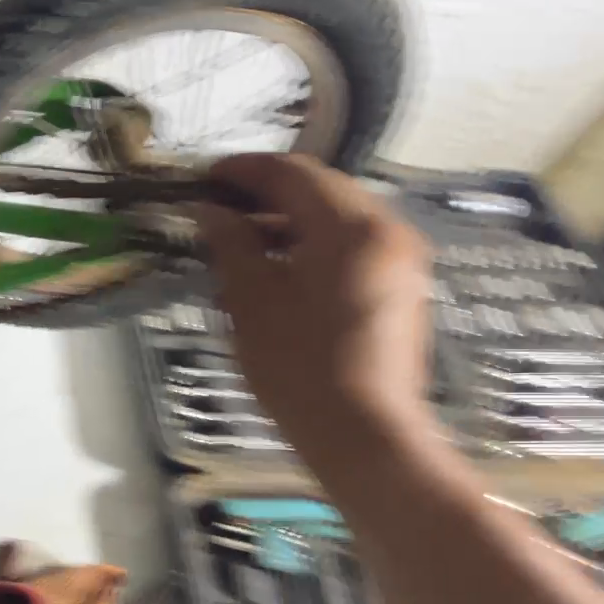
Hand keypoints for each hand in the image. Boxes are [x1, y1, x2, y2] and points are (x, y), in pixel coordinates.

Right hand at [193, 154, 436, 450]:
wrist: (362, 433)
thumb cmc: (298, 364)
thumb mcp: (251, 299)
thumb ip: (231, 243)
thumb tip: (210, 210)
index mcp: (352, 226)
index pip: (294, 173)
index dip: (243, 170)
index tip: (202, 179)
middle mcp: (388, 230)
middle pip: (321, 190)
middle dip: (265, 192)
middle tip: (216, 208)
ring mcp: (401, 260)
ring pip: (337, 218)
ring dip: (287, 220)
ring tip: (238, 240)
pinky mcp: (400, 289)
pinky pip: (351, 246)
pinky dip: (311, 244)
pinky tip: (276, 269)